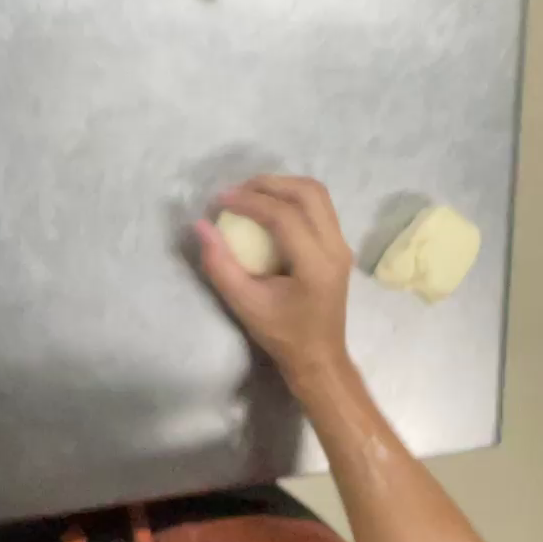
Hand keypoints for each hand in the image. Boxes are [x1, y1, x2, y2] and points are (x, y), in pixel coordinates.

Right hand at [196, 175, 354, 388]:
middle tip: (237, 191)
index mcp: (316, 265)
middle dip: (269, 184)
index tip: (220, 200)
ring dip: (283, 187)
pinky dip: (293, 199)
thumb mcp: (245, 305)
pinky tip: (269, 209)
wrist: (319, 356)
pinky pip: (319, 208)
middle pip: (308, 192)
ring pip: (317, 195)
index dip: (250, 201)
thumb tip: (200, 226)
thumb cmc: (282, 335)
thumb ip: (220, 265)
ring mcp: (342, 245)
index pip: (284, 216)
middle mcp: (336, 248)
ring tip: (251, 195)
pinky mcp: (339, 246)